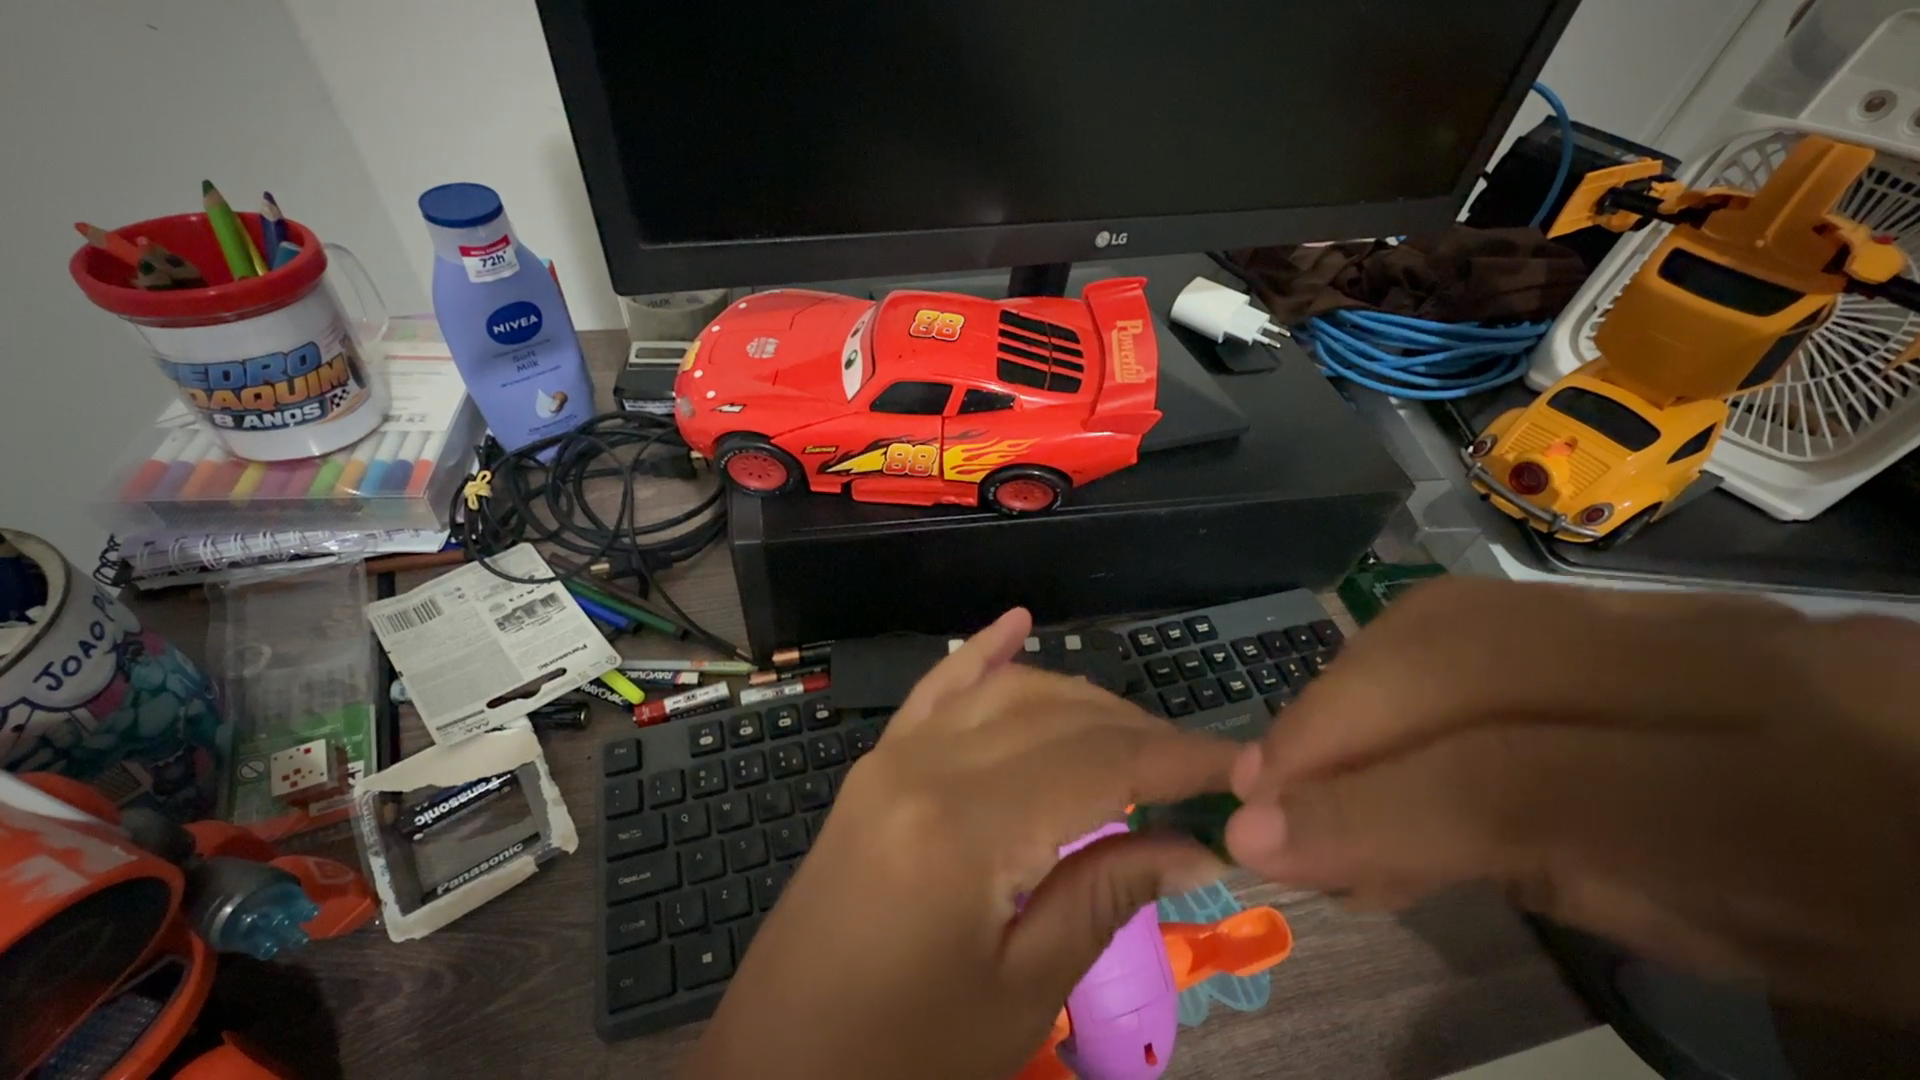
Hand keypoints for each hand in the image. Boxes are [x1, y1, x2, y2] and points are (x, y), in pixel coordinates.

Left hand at [686, 609, 1238, 1079]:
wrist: (780, 1067)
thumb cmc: (906, 1053)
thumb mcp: (1022, 990)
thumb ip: (1107, 896)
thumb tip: (1196, 846)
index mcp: (965, 828)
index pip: (1100, 764)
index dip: (1179, 760)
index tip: (1241, 768)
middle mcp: (925, 767)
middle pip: (1057, 716)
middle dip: (1138, 733)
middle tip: (1199, 771)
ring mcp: (891, 758)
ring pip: (1006, 694)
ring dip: (1080, 702)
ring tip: (1139, 737)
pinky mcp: (873, 768)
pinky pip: (935, 691)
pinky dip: (982, 655)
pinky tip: (1017, 623)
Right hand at [1224, 577, 1919, 1017]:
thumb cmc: (1847, 922)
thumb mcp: (1704, 942)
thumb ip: (1521, 870)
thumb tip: (1327, 842)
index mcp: (1788, 801)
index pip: (1524, 783)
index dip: (1367, 807)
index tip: (1257, 839)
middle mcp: (1740, 665)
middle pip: (1469, 660)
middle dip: (1333, 720)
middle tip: (1257, 787)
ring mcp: (1692, 608)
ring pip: (1460, 613)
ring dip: (1348, 683)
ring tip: (1297, 754)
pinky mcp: (1649, 592)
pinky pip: (1482, 607)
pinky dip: (1391, 658)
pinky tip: (1362, 712)